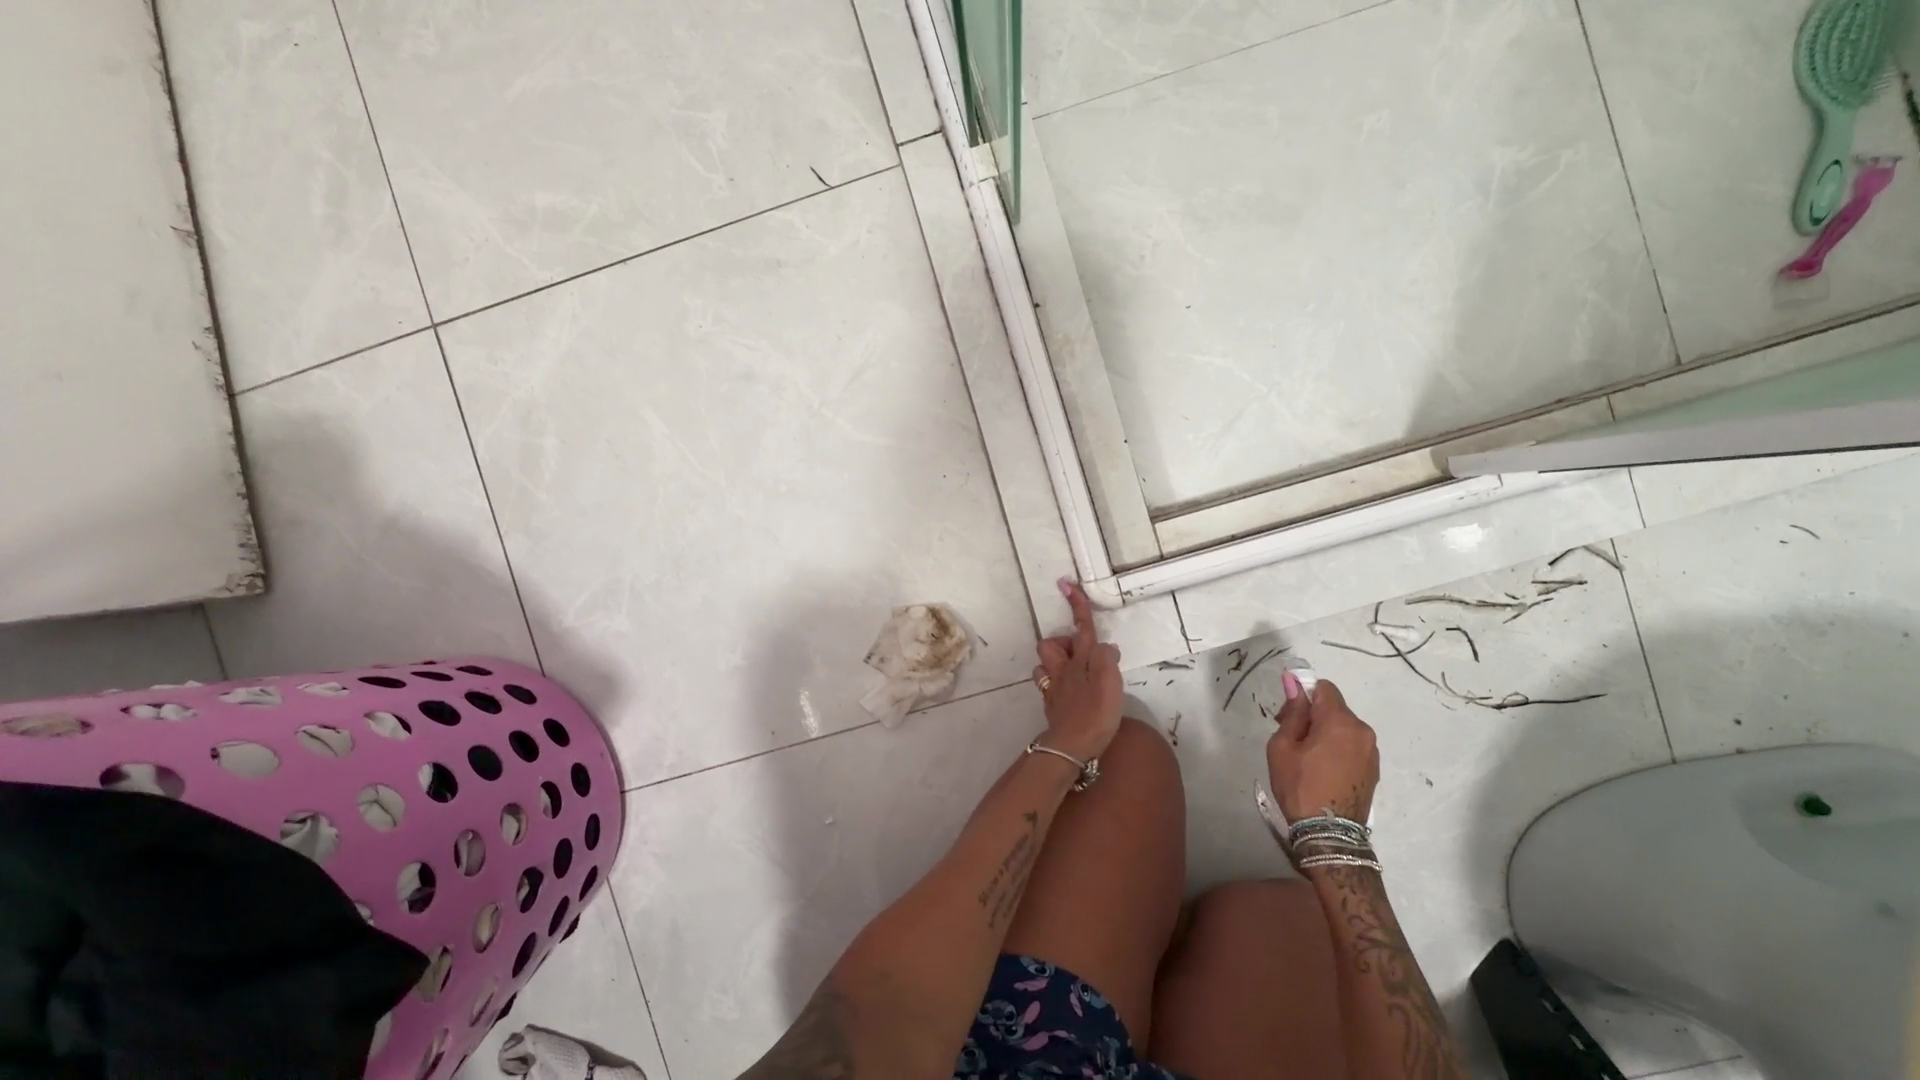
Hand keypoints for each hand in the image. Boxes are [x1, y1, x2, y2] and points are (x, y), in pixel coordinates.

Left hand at [1033, 579, 1123, 761]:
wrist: (1073, 746)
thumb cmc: (1094, 713)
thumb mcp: (1109, 681)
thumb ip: (1106, 658)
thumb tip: (1106, 647)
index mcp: (1079, 661)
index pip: (1080, 628)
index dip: (1076, 607)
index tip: (1066, 585)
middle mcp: (1062, 672)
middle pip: (1050, 646)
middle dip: (1061, 642)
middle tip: (1081, 652)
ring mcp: (1054, 690)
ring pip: (1046, 667)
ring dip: (1056, 664)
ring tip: (1076, 671)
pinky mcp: (1054, 708)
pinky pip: (1050, 687)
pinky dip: (1059, 685)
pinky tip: (1072, 693)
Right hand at [1267, 675, 1378, 823]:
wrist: (1329, 834)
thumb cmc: (1300, 786)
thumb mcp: (1282, 747)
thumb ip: (1292, 713)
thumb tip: (1294, 683)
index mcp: (1340, 721)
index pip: (1324, 688)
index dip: (1303, 694)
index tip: (1287, 714)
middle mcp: (1362, 730)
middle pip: (1334, 708)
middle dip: (1312, 715)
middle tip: (1291, 739)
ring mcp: (1371, 751)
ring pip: (1343, 727)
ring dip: (1326, 732)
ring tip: (1307, 759)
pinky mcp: (1373, 768)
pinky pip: (1352, 745)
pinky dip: (1337, 748)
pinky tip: (1323, 770)